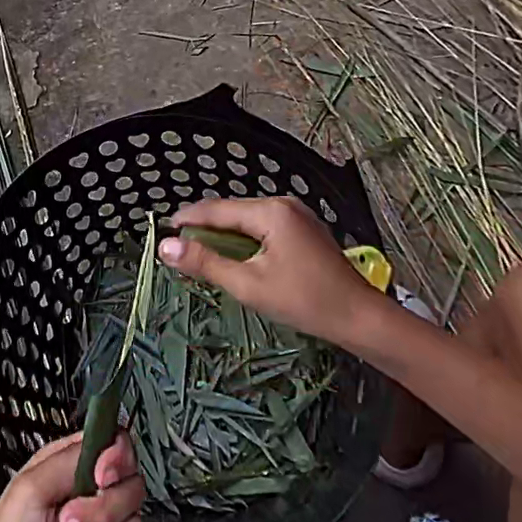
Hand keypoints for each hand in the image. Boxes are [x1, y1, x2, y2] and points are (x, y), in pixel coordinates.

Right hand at [158, 197, 383, 343]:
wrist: (360, 317)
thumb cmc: (304, 301)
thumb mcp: (247, 284)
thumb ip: (205, 263)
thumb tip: (165, 246)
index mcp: (270, 212)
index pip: (216, 209)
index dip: (187, 219)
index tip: (162, 232)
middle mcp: (283, 204)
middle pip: (231, 211)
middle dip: (204, 227)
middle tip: (179, 248)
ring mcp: (297, 216)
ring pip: (246, 219)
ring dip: (222, 235)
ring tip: (200, 254)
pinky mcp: (303, 230)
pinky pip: (262, 227)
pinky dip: (243, 240)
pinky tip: (233, 256)